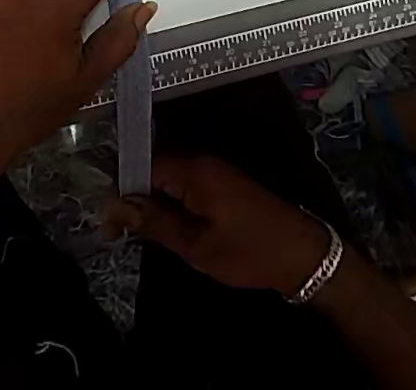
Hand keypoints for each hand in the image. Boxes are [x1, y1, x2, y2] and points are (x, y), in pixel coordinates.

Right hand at [107, 154, 331, 294]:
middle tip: (118, 234)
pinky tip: (163, 224)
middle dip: (132, 198)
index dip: (120, 195)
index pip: (140, 168)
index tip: (108, 226)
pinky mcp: (220, 180)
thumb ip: (154, 223)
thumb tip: (114, 208)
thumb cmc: (250, 252)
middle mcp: (198, 158)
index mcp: (191, 168)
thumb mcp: (197, 246)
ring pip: (166, 177)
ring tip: (137, 232)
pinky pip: (182, 182)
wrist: (307, 256)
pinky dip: (168, 200)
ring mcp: (211, 167)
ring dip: (150, 201)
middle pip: (150, 169)